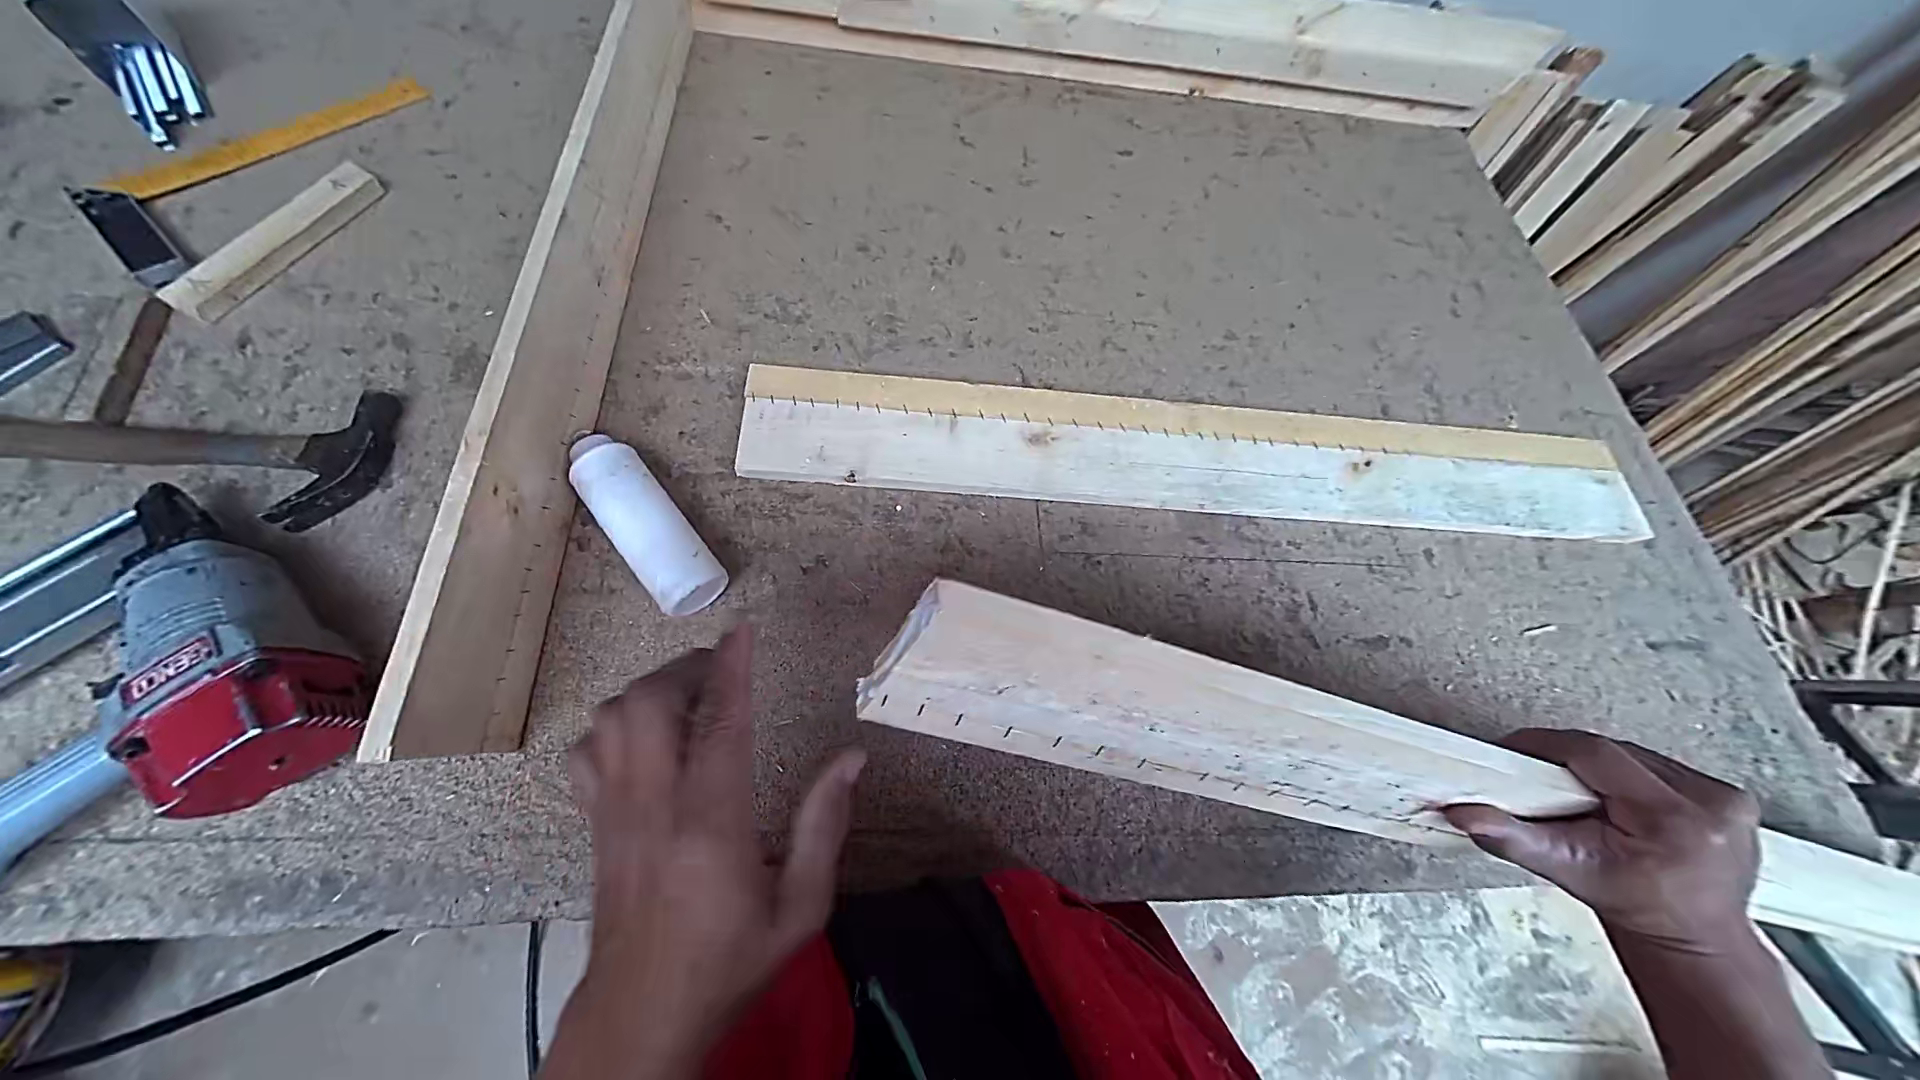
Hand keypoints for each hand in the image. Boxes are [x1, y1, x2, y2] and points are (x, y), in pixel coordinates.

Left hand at [545, 625, 864, 1077]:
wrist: (642, 1016)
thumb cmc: (730, 959)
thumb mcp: (802, 906)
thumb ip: (825, 825)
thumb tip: (852, 758)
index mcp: (712, 822)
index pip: (721, 723)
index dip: (733, 668)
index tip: (742, 631)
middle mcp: (654, 805)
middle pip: (647, 705)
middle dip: (684, 669)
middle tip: (719, 668)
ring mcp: (613, 813)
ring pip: (610, 720)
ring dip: (649, 691)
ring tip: (687, 695)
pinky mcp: (594, 825)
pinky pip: (586, 753)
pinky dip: (612, 727)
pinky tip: (643, 740)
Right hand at [1443, 729, 1760, 949]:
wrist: (1689, 935)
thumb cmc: (1633, 904)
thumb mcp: (1563, 869)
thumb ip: (1510, 838)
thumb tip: (1463, 814)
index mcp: (1676, 820)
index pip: (1595, 753)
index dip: (1545, 745)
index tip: (1512, 750)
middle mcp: (1713, 804)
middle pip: (1612, 751)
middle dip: (1566, 758)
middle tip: (1538, 778)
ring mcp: (1728, 800)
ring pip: (1630, 753)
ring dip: (1591, 763)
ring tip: (1571, 787)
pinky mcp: (1729, 797)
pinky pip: (1653, 764)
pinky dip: (1620, 772)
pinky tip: (1607, 793)